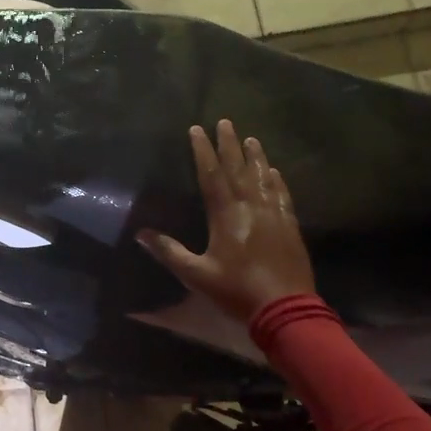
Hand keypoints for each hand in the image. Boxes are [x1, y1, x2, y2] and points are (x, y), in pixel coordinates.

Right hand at [137, 120, 315, 320]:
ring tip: (252, 138)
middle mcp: (250, 207)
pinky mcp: (290, 227)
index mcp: (225, 215)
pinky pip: (282, 196)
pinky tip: (275, 172)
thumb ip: (169, 252)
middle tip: (225, 122)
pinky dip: (277, 181)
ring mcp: (274, 215)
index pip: (211, 175)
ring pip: (263, 178)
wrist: (285, 308)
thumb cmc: (236, 291)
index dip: (202, 151)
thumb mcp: (195, 275)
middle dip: (230, 144)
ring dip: (256, 157)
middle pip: (238, 169)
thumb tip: (140, 233)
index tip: (197, 129)